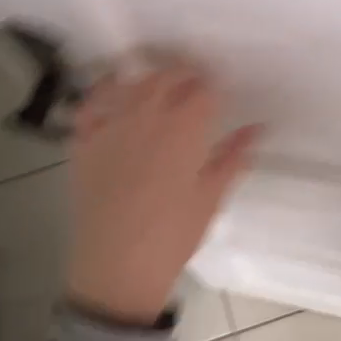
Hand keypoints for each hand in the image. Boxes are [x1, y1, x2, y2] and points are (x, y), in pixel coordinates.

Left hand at [64, 59, 261, 325]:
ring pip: (132, 83)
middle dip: (184, 74)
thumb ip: (234, 156)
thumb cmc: (173, 235)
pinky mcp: (84, 140)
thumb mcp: (211, 197)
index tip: (219, 96)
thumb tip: (257, 128)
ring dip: (150, 78)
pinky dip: (105, 90)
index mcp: (185, 129)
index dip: (214, 87)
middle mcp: (147, 116)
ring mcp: (111, 125)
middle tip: (193, 86)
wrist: (118, 265)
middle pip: (168, 76)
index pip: (204, 89)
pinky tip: (114, 90)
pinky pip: (92, 102)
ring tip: (160, 88)